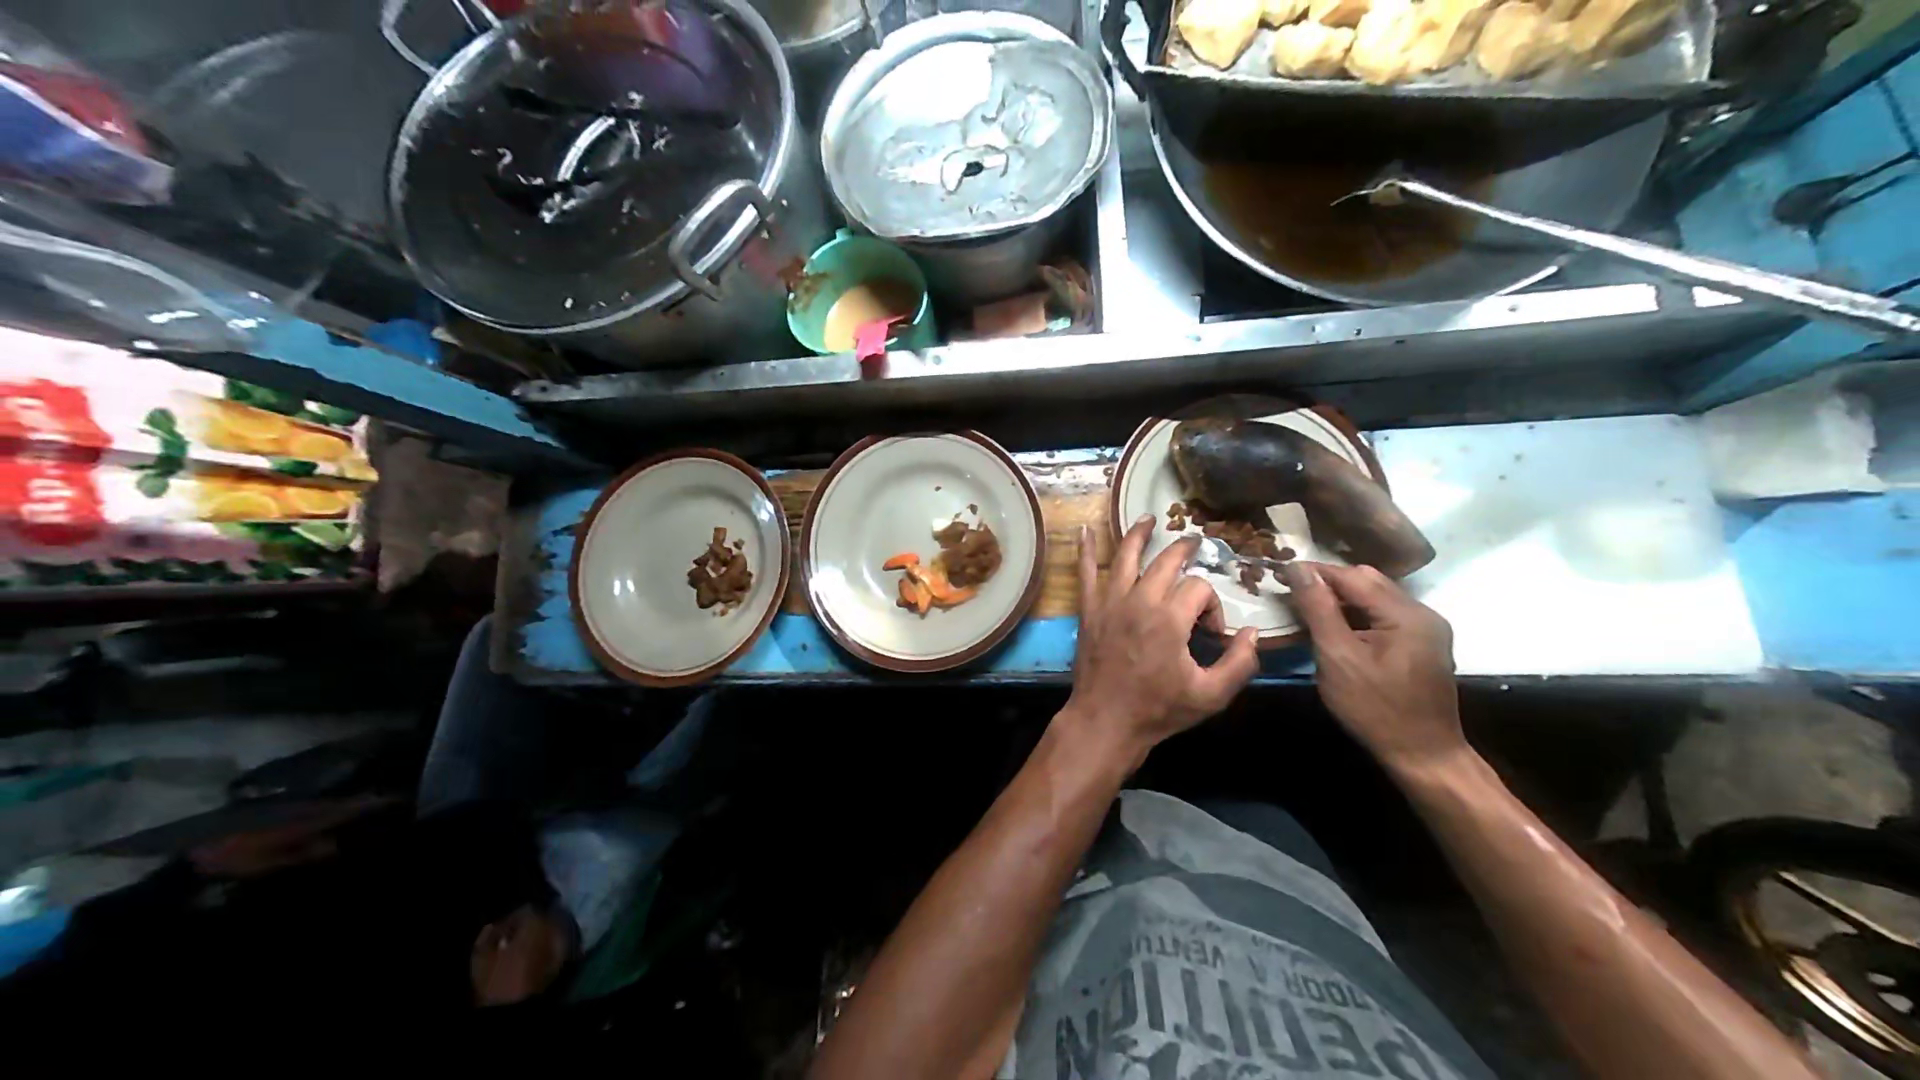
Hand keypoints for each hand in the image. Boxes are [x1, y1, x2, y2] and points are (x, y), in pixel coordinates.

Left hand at [1062, 516, 1258, 763]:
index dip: (1212, 605)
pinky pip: (1085, 573)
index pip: (1199, 589)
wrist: (1106, 721)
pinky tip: (1085, 529)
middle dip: (1184, 550)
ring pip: (1126, 556)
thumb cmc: (1158, 710)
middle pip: (1166, 562)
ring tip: (1149, 518)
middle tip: (1195, 543)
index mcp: (1169, 619)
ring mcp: (1110, 602)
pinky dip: (1086, 550)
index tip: (1211, 631)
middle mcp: (1139, 601)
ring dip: (1139, 534)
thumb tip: (1253, 632)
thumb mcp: (1211, 695)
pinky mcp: (1090, 610)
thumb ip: (1239, 663)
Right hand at [1279, 561, 1464, 772]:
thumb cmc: (1375, 708)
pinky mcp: (1421, 645)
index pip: (1352, 576)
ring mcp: (1425, 630)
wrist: (1423, 756)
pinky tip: (1334, 627)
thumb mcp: (1338, 657)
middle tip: (1290, 591)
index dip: (1314, 572)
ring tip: (1306, 607)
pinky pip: (1383, 616)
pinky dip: (1355, 615)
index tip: (1278, 573)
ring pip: (1375, 598)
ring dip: (1341, 598)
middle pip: (1368, 582)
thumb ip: (1319, 609)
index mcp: (1406, 614)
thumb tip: (1298, 569)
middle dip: (1328, 582)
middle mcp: (1422, 613)